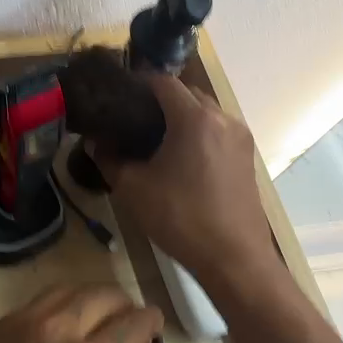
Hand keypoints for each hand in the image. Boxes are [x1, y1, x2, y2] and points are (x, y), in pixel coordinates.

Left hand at [0, 286, 173, 342]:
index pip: (132, 324)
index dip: (150, 322)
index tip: (155, 326)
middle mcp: (56, 330)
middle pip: (99, 295)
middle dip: (122, 304)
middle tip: (128, 321)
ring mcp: (17, 323)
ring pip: (63, 292)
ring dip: (86, 299)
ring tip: (94, 319)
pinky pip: (28, 307)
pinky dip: (50, 312)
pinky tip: (49, 335)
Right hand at [91, 74, 279, 285]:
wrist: (235, 261)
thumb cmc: (181, 218)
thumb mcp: (133, 188)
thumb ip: (110, 159)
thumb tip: (96, 142)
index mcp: (194, 118)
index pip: (163, 82)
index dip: (139, 83)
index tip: (118, 95)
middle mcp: (222, 119)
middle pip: (187, 93)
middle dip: (160, 99)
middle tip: (133, 117)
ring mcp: (240, 138)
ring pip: (205, 111)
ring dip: (181, 115)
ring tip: (155, 137)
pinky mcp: (247, 157)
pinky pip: (218, 130)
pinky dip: (198, 132)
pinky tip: (179, 157)